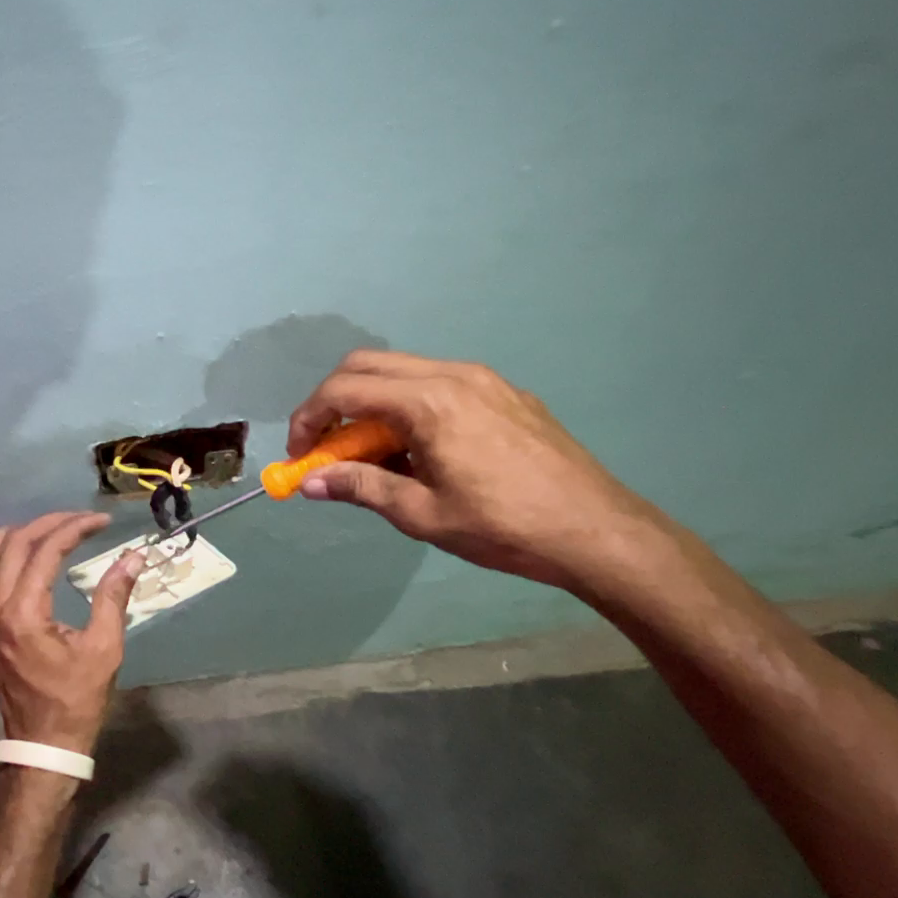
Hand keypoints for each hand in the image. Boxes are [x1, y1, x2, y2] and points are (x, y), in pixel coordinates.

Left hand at [0, 512, 143, 755]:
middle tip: (80, 519)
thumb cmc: (76, 701)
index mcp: (23, 614)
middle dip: (48, 524)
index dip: (74, 529)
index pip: (44, 552)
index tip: (101, 522)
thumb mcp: (104, 649)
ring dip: (8, 536)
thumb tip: (133, 557)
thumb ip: (114, 597)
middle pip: (12, 546)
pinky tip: (22, 558)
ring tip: (40, 529)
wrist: (43, 745)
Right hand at [288, 350, 661, 590]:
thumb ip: (360, 487)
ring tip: (373, 456)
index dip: (308, 420)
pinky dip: (408, 406)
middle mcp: (453, 374)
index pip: (343, 391)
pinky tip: (421, 450)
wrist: (598, 531)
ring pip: (403, 371)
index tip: (299, 455)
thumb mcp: (420, 514)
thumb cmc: (502, 526)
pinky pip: (438, 383)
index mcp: (428, 402)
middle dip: (332, 402)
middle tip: (324, 447)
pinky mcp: (506, 393)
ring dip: (371, 404)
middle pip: (367, 366)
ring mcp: (484, 379)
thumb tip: (309, 482)